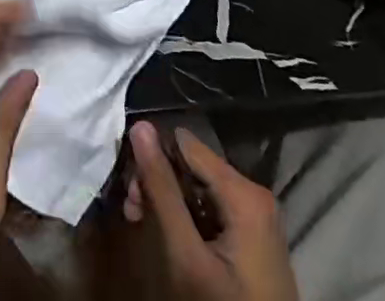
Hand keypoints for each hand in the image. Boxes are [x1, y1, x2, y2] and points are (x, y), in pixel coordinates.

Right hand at [127, 121, 298, 300]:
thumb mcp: (186, 255)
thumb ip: (163, 192)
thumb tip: (141, 128)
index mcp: (244, 192)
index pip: (187, 145)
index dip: (154, 156)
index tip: (128, 184)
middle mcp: (254, 192)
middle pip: (194, 167)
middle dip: (159, 182)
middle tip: (132, 211)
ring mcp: (256, 214)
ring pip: (200, 187)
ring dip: (169, 201)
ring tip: (141, 222)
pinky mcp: (252, 234)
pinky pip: (213, 208)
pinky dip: (187, 216)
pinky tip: (169, 234)